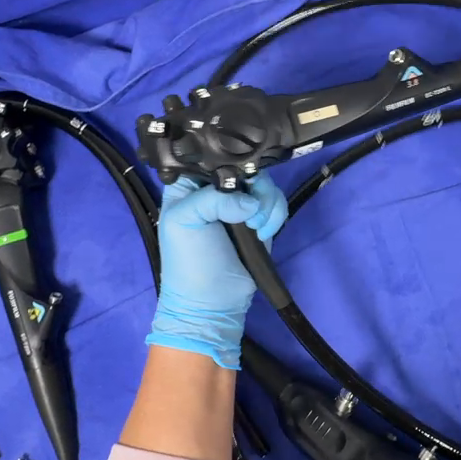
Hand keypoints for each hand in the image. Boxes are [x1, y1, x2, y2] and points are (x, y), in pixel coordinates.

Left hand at [148, 173, 288, 368]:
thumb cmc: (189, 262)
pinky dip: (275, 215)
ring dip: (266, 204)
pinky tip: (263, 232)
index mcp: (188, 185)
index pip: (211, 155)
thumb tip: (251, 202)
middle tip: (250, 210)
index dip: (228, 159)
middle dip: (254, 187)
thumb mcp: (184, 221)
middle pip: (245, 166)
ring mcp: (239, 204)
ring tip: (255, 228)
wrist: (212, 303)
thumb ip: (213, 198)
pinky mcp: (260, 218)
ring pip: (265, 184)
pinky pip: (276, 202)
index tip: (237, 176)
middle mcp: (215, 190)